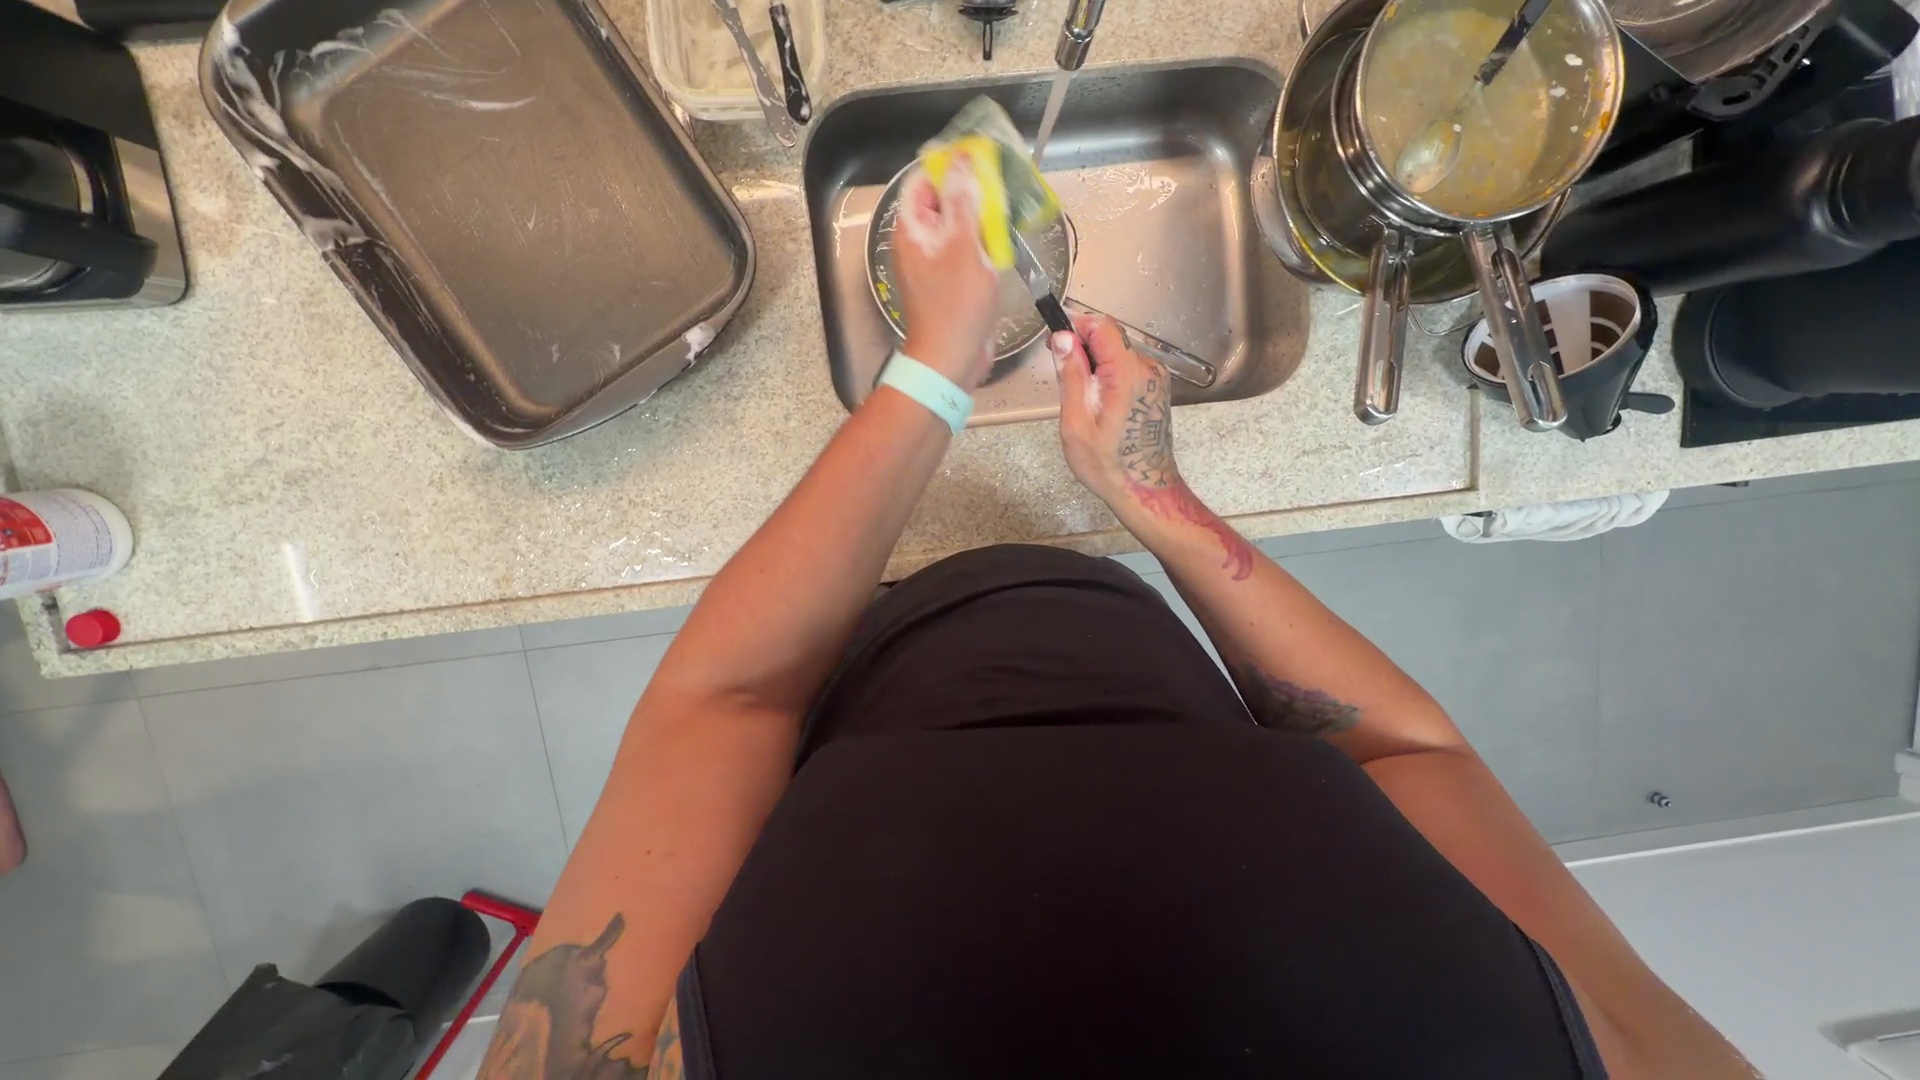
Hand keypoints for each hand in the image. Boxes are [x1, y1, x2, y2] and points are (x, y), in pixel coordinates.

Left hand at [893, 163, 999, 390]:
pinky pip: (965, 251)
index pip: (924, 180)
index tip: (980, 158)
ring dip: (981, 218)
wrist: (951, 359)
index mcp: (912, 229)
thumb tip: (960, 161)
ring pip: (957, 227)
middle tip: (1002, 183)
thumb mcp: (963, 245)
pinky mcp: (950, 282)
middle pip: (942, 202)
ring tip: (1008, 209)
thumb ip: (963, 200)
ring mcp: (933, 264)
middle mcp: (919, 243)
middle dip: (971, 191)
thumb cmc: (955, 305)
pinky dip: (983, 243)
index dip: (949, 165)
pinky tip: (1004, 242)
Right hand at [1052, 314, 1179, 509]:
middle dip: (1083, 348)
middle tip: (1062, 374)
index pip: (1101, 326)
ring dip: (1095, 364)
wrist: (1143, 487)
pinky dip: (1109, 375)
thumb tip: (1064, 338)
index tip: (1056, 344)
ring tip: (1081, 396)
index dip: (1075, 327)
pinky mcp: (1157, 387)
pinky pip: (1127, 368)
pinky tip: (1099, 403)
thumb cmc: (1106, 462)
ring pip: (1118, 353)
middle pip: (1110, 337)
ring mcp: (1155, 377)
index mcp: (1127, 373)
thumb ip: (1071, 375)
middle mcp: (1147, 368)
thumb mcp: (1076, 421)